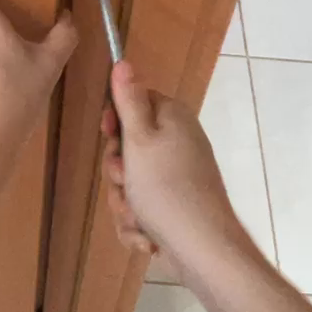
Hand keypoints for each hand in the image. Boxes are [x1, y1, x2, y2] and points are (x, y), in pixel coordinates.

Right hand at [101, 61, 244, 259]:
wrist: (203, 250)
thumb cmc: (166, 188)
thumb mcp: (139, 139)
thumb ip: (129, 100)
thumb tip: (124, 60)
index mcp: (172, 117)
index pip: (134, 102)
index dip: (115, 121)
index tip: (108, 137)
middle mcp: (179, 141)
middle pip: (129, 144)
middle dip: (119, 170)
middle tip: (124, 180)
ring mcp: (180, 174)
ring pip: (133, 180)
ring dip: (125, 202)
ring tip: (136, 217)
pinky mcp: (178, 205)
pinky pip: (145, 205)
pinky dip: (139, 221)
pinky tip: (145, 237)